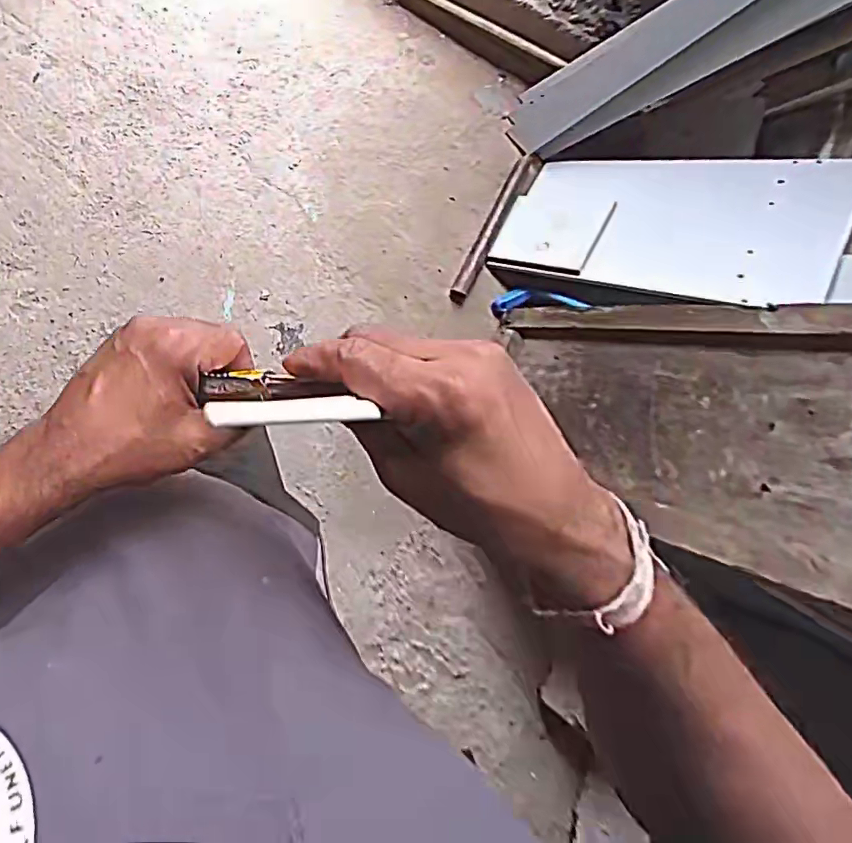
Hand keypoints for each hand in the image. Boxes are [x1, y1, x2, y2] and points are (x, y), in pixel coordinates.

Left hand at [32, 316, 251, 494]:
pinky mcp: (117, 345)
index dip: (240, 377)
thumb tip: (251, 409)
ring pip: (184, 343)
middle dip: (212, 375)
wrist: (68, 453)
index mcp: (170, 342)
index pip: (233, 342)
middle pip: (208, 339)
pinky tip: (151, 403)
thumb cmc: (114, 446)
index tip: (229, 400)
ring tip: (169, 408)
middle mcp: (147, 329)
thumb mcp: (196, 440)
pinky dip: (164, 371)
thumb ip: (238, 419)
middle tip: (197, 409)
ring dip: (188, 373)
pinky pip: (158, 348)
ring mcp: (129, 334)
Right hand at [284, 327, 630, 608]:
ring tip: (355, 395)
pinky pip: (417, 347)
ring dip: (363, 361)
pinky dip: (392, 362)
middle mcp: (464, 362)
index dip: (314, 361)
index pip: (356, 358)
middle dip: (335, 360)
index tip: (294, 370)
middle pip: (369, 339)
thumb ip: (361, 424)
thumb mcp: (402, 473)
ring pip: (391, 339)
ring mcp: (477, 353)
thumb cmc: (493, 507)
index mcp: (442, 396)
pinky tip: (388, 388)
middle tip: (314, 387)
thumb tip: (329, 397)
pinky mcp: (483, 355)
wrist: (558, 513)